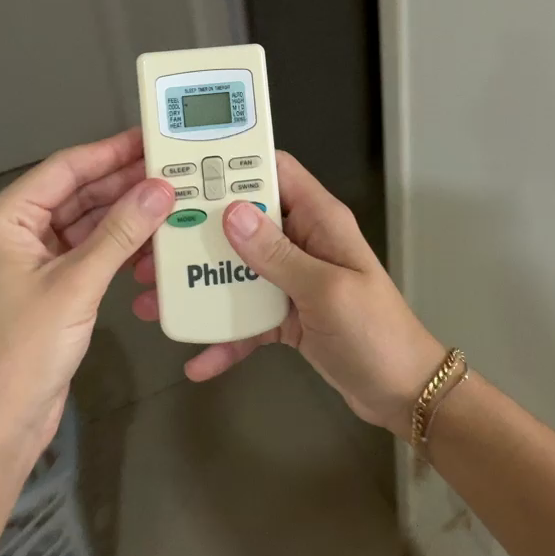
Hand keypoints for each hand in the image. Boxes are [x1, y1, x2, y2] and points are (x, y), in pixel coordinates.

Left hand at [0, 127, 175, 456]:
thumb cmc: (22, 350)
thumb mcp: (75, 285)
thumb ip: (120, 232)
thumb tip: (161, 188)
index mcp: (5, 217)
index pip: (66, 168)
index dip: (111, 151)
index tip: (152, 138)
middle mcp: (15, 230)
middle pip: (77, 192)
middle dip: (123, 181)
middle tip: (174, 167)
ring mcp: (31, 259)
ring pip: (86, 222)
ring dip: (125, 214)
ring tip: (173, 197)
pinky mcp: (48, 286)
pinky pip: (88, 251)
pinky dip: (117, 245)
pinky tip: (153, 239)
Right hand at [130, 152, 445, 438]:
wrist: (402, 393)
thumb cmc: (375, 332)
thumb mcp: (326, 290)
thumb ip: (279, 255)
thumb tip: (231, 212)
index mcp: (319, 220)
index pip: (275, 172)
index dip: (235, 162)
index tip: (185, 167)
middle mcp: (302, 241)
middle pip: (243, 221)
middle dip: (197, 230)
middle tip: (152, 241)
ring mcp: (292, 278)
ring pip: (236, 269)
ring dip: (198, 283)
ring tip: (153, 297)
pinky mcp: (286, 314)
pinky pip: (246, 316)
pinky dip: (224, 335)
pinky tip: (197, 359)